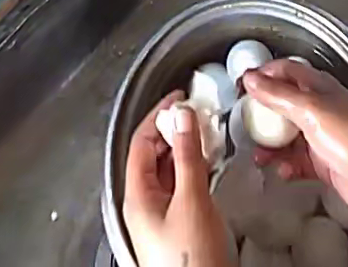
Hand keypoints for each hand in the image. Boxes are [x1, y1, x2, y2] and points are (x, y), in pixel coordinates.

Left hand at [121, 92, 233, 266]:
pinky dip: (193, 167)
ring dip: (185, 147)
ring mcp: (161, 217)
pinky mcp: (178, 227)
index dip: (159, 114)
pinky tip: (209, 161)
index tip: (180, 96)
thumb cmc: (193, 261)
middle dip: (174, 128)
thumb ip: (186, 154)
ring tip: (207, 131)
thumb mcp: (191, 200)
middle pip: (154, 153)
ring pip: (169, 169)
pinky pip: (181, 185)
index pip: (141, 141)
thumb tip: (183, 113)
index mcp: (137, 195)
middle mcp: (144, 203)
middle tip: (198, 111)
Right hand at [241, 61, 347, 226]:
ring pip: (287, 133)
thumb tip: (252, 78)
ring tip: (257, 151)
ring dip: (270, 142)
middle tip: (245, 120)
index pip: (282, 70)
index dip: (261, 74)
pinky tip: (279, 169)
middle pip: (283, 101)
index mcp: (318, 86)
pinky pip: (296, 159)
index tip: (241, 85)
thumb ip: (278, 95)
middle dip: (262, 111)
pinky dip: (284, 163)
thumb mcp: (310, 111)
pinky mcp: (324, 161)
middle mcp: (320, 106)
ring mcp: (322, 134)